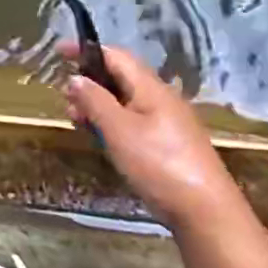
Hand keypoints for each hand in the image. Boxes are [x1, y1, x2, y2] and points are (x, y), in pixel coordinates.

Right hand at [61, 44, 247, 230]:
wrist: (209, 216)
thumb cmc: (159, 165)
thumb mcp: (117, 129)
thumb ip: (93, 99)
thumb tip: (75, 78)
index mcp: (152, 89)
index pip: (116, 56)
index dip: (87, 51)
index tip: (58, 52)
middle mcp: (163, 101)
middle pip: (121, 78)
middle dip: (90, 83)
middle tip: (66, 99)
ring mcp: (171, 125)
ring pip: (127, 102)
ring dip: (99, 106)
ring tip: (79, 122)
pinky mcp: (173, 147)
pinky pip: (136, 122)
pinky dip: (113, 123)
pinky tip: (105, 141)